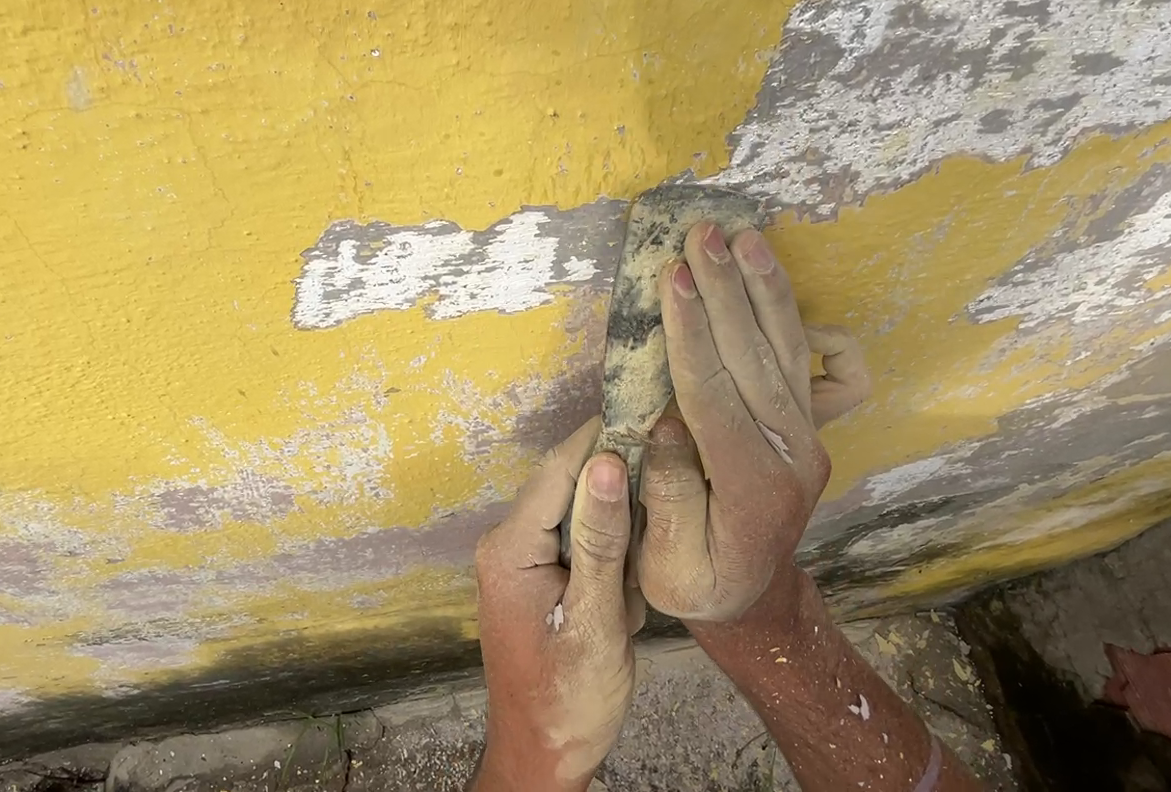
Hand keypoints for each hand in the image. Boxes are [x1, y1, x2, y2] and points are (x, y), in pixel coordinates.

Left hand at [473, 417, 642, 791]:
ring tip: (636, 572)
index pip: (559, 467)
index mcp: (511, 545)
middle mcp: (507, 540)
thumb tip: (608, 462)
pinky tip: (623, 592)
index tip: (652, 416)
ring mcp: (520, 555)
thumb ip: (601, 540)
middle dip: (615, 490)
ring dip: (615, 531)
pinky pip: (577, 539)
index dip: (603, 438)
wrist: (542, 756)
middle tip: (663, 497)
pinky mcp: (535, 571)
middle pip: (567, 484)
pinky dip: (608, 555)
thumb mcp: (595, 621)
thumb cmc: (568, 699)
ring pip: (578, 511)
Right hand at [636, 221, 869, 622]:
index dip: (691, 333)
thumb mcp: (669, 565)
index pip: (714, 393)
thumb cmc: (699, 582)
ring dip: (763, 288)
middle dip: (725, 289)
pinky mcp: (807, 424)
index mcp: (752, 487)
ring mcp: (806, 435)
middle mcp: (791, 452)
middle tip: (702, 233)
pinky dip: (798, 318)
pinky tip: (772, 283)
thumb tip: (665, 421)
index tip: (673, 278)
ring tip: (743, 237)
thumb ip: (671, 494)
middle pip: (755, 355)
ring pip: (787, 348)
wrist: (754, 597)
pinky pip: (814, 363)